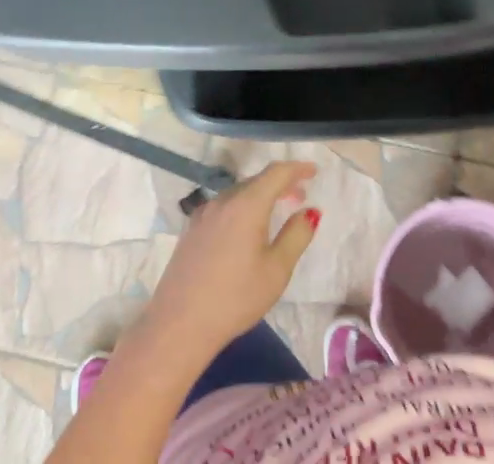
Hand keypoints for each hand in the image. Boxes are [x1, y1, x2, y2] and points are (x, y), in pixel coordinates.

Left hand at [139, 162, 319, 354]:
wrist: (179, 324)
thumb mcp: (276, 270)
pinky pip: (223, 207)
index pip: (275, 173)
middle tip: (299, 196)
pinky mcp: (190, 231)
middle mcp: (222, 202)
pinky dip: (242, 207)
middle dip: (280, 184)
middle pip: (255, 181)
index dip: (297, 169)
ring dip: (259, 196)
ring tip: (275, 212)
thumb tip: (309, 211)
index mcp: (246, 205)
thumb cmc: (236, 298)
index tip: (313, 171)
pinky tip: (245, 229)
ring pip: (237, 194)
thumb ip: (296, 235)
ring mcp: (202, 215)